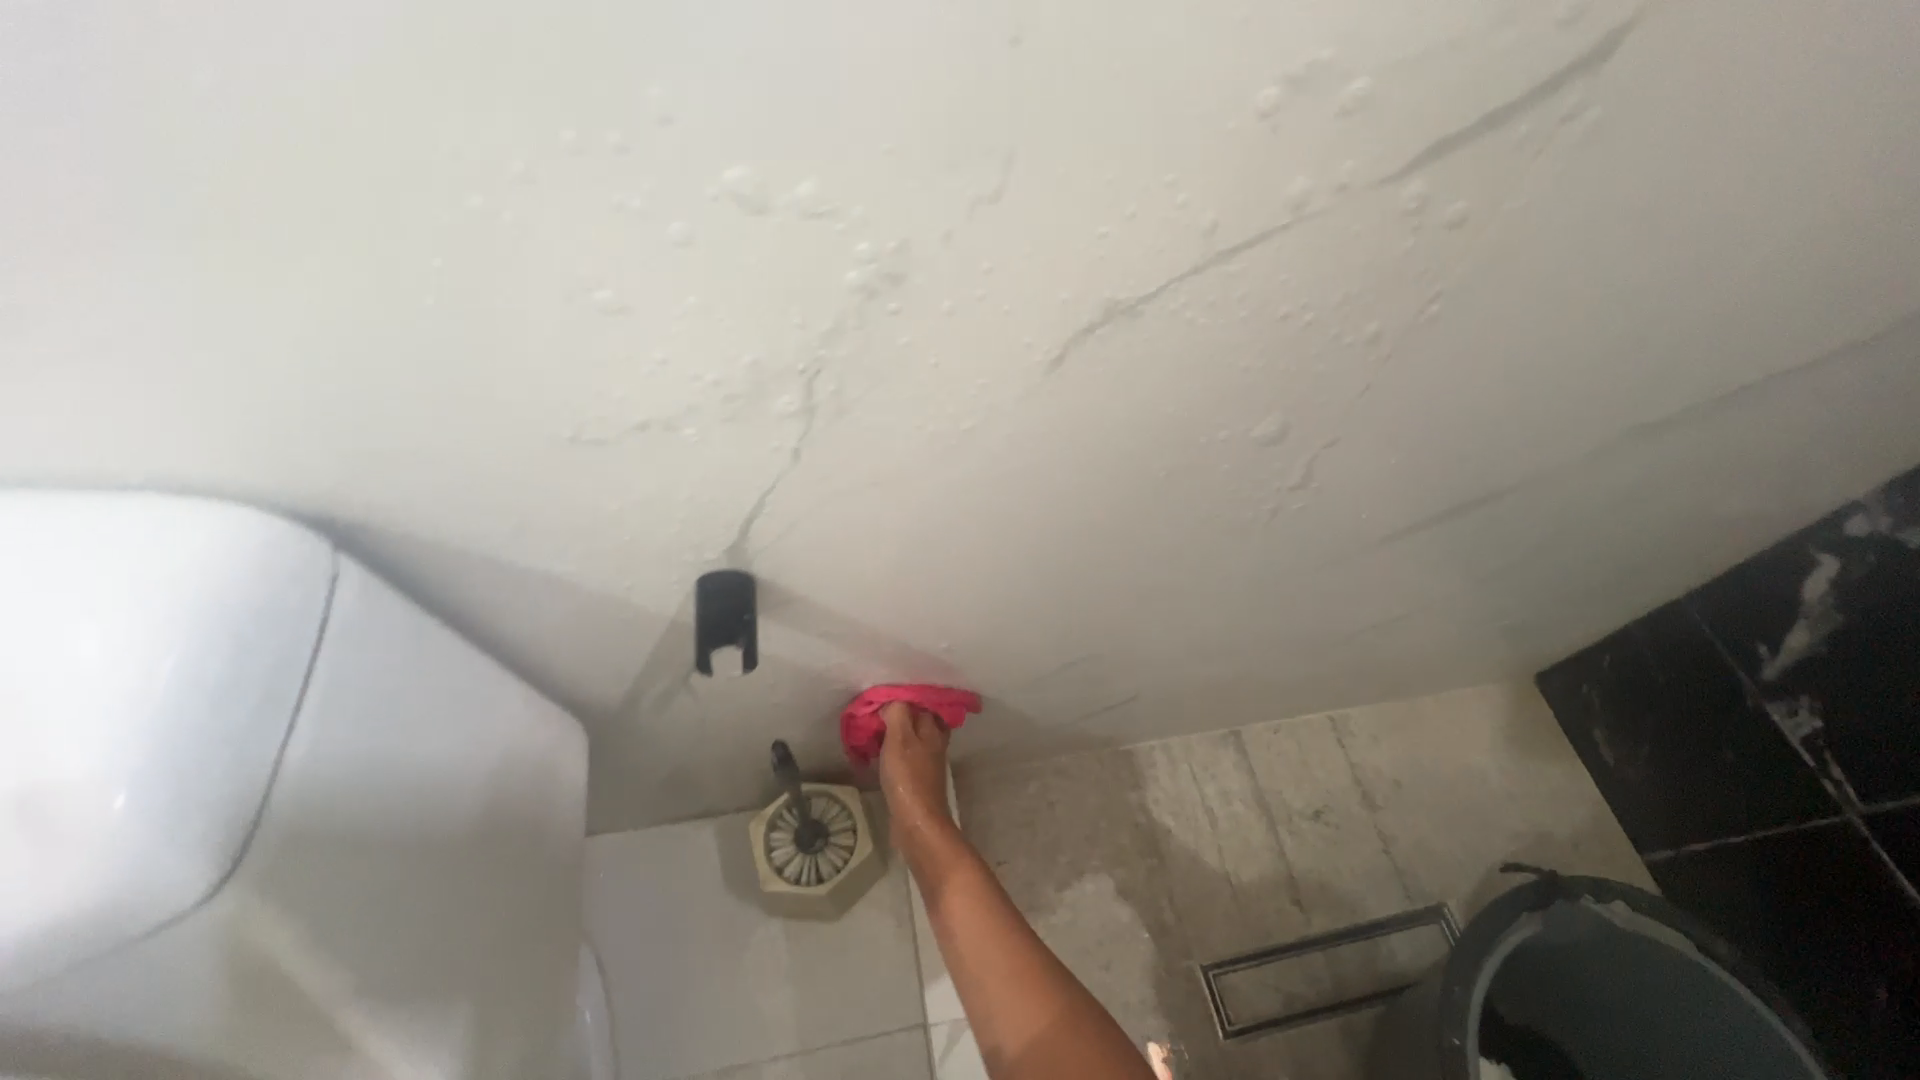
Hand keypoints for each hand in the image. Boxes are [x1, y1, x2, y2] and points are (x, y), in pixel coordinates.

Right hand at [877, 702, 954, 845]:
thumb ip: (898, 714)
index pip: (919, 703)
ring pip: (912, 739)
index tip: (878, 702)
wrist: (916, 822)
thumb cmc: (907, 777)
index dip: (900, 700)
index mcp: (932, 729)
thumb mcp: (899, 738)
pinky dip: (893, 753)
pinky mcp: (918, 780)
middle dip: (898, 717)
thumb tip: (893, 703)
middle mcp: (935, 743)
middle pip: (918, 721)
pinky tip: (879, 756)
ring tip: (872, 734)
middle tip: (874, 717)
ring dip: (894, 735)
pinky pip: (906, 757)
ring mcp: (928, 763)